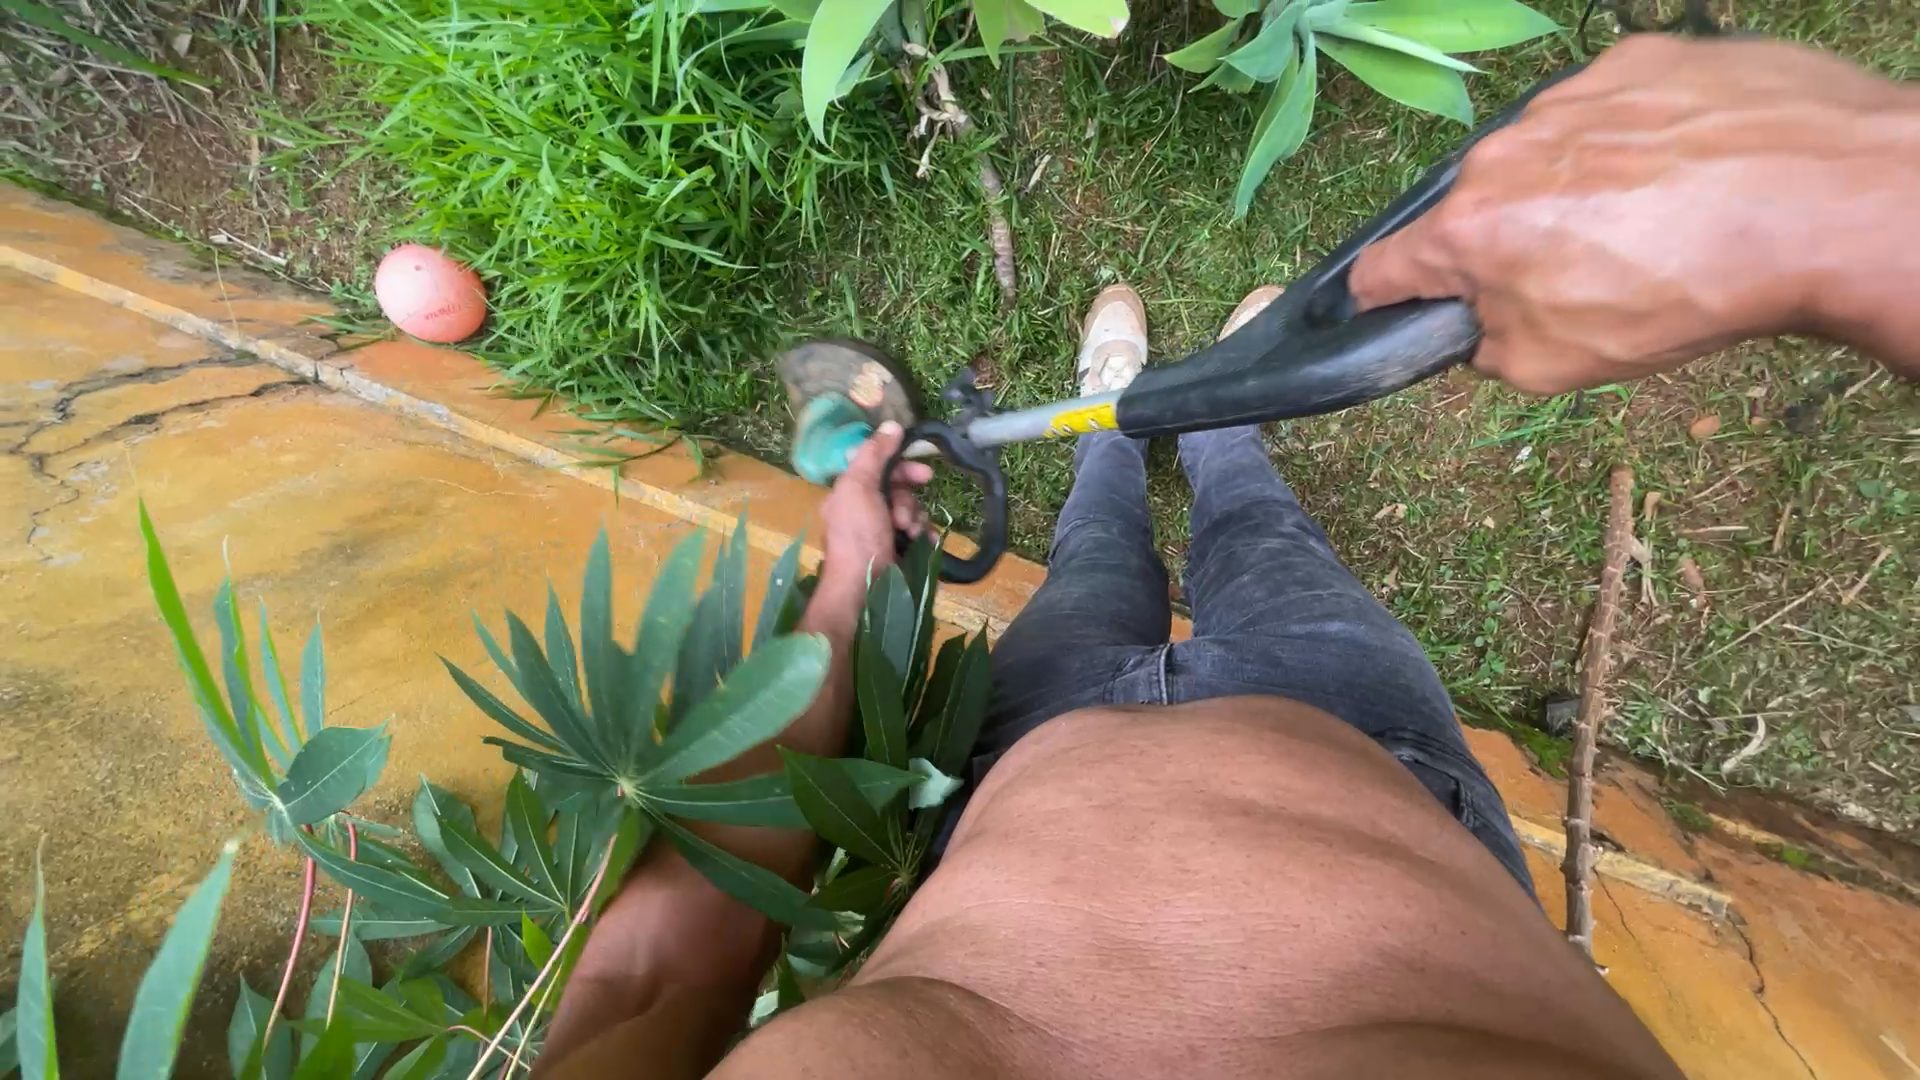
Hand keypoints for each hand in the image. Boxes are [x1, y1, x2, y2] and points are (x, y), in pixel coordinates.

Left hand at [818, 422, 930, 578]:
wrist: (864, 589)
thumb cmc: (857, 536)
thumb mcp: (859, 487)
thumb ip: (874, 454)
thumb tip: (892, 425)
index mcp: (848, 494)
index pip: (879, 469)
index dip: (902, 468)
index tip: (924, 473)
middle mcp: (863, 512)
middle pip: (899, 490)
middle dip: (908, 500)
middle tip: (907, 516)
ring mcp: (881, 534)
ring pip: (912, 512)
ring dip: (917, 520)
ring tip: (909, 535)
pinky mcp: (898, 553)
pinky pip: (920, 535)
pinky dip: (925, 537)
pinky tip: (924, 544)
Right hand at [1349, 36, 1919, 393]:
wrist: (1845, 207)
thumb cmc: (1682, 297)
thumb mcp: (1546, 366)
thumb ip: (1478, 346)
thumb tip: (1475, 321)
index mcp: (1464, 231)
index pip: (1376, 270)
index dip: (1380, 297)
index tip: (1402, 306)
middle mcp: (1498, 155)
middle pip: (1460, 212)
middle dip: (1487, 244)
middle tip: (1557, 271)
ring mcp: (1570, 98)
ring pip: (1527, 160)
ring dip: (1550, 191)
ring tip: (1630, 216)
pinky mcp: (1640, 59)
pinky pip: (1597, 111)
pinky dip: (1614, 143)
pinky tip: (1670, 168)